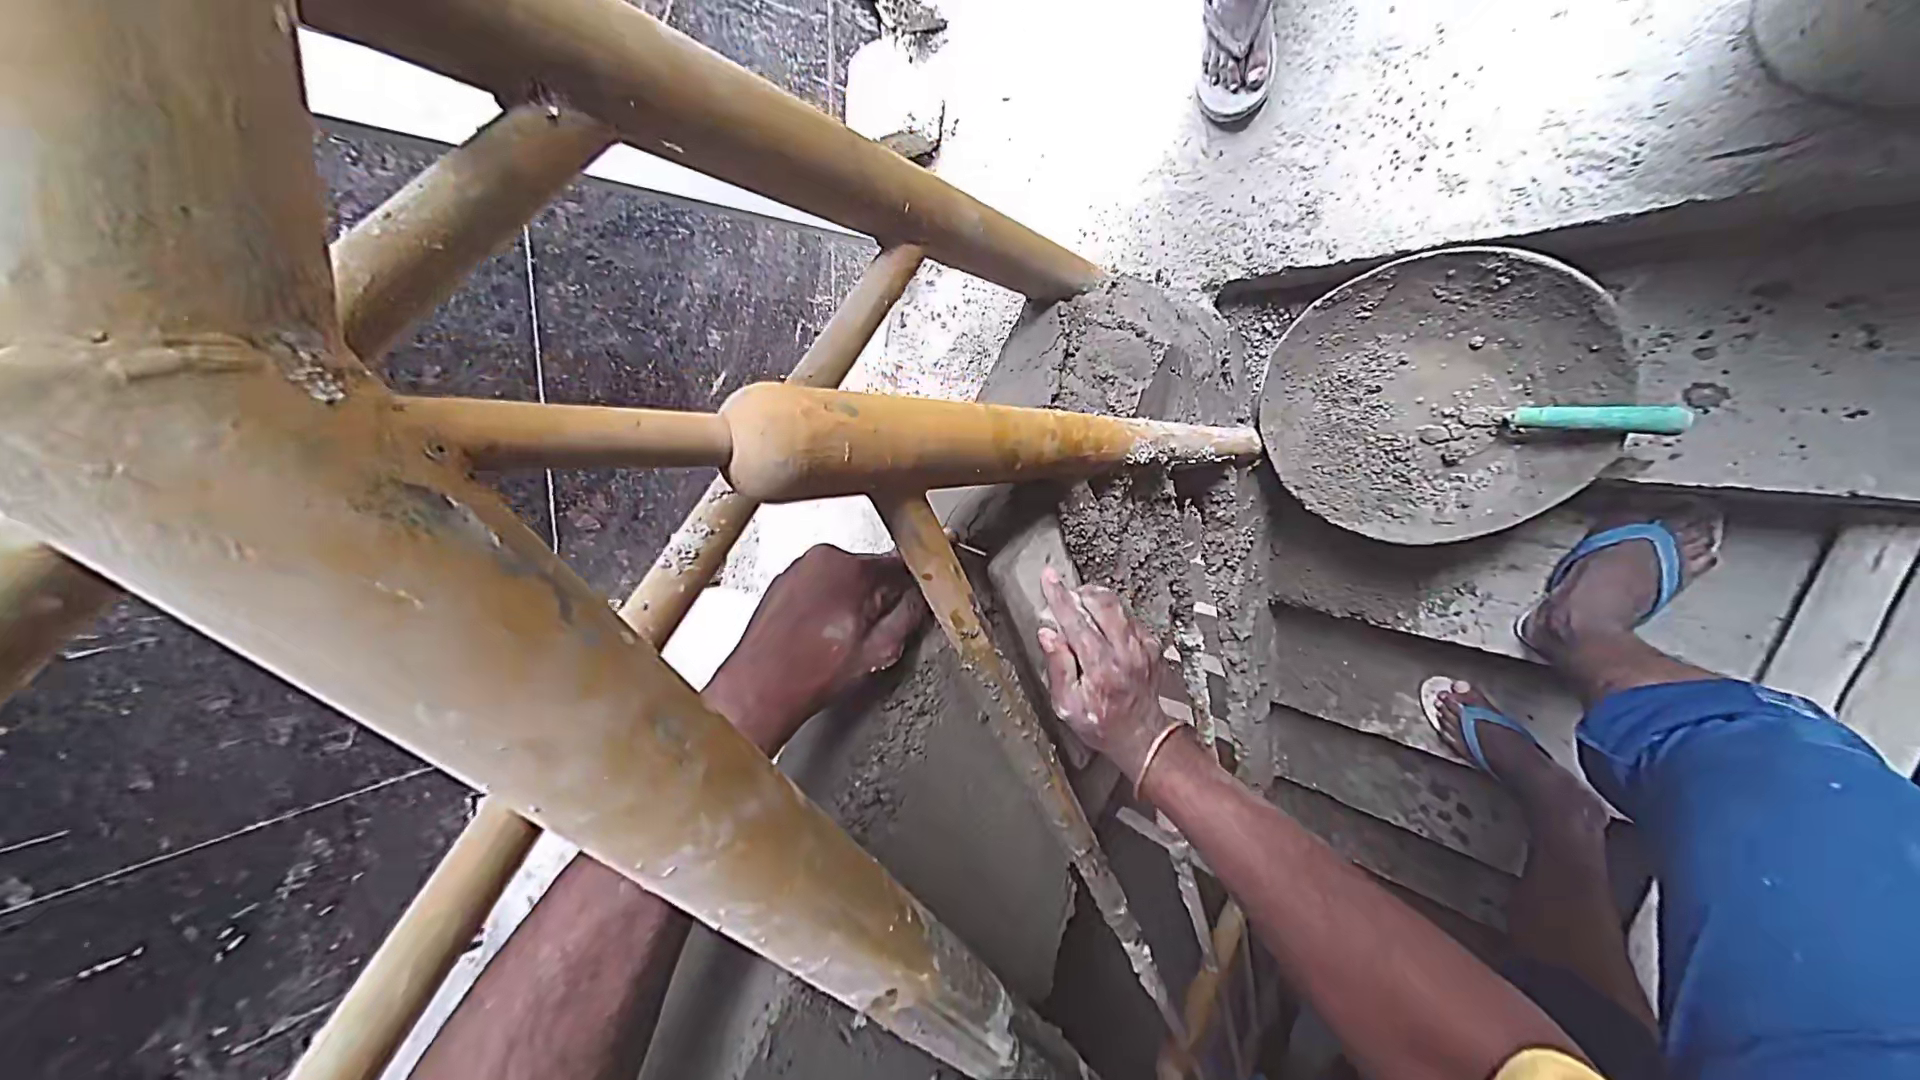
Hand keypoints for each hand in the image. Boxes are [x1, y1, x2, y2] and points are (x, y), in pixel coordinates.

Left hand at [705, 544, 927, 749]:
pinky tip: (820, 634)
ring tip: (838, 637)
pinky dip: (825, 604)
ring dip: (850, 601)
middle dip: (877, 598)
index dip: (910, 584)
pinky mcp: (784, 581)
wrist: (759, 687)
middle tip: (870, 634)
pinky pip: (819, 585)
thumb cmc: (809, 673)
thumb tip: (921, 598)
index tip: (914, 597)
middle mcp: (823, 558)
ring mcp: (800, 567)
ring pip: (844, 578)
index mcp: (851, 569)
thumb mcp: (878, 650)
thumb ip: (908, 615)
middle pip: (870, 570)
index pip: (898, 564)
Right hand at [1036, 566, 1173, 781]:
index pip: (1076, 621)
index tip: (1049, 578)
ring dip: (1095, 599)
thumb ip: (1057, 667)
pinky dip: (1111, 614)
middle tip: (1065, 596)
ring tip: (1080, 606)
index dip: (1059, 596)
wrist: (1140, 735)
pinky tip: (1101, 626)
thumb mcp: (1066, 705)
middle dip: (1079, 593)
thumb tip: (1048, 635)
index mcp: (1100, 668)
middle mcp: (1125, 653)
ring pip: (1118, 605)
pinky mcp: (1151, 646)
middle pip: (1102, 603)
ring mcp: (1142, 648)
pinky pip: (1129, 616)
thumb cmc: (1100, 723)